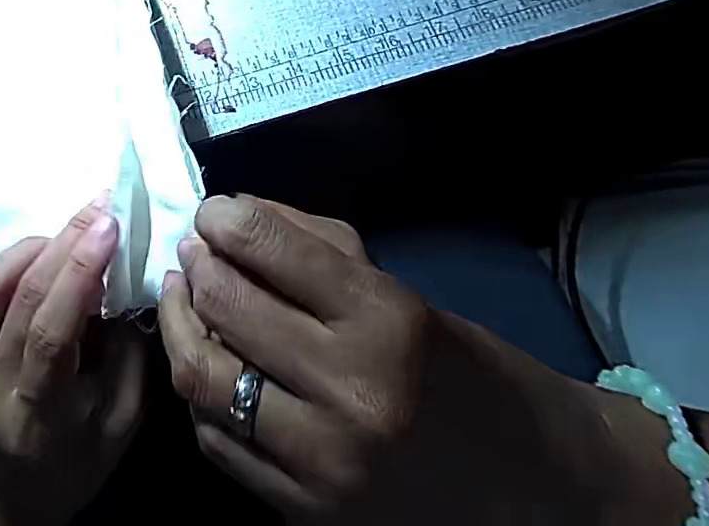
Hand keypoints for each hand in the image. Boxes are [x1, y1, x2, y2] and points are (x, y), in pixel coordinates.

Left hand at [0, 197, 146, 525]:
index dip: (80, 271)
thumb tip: (126, 286)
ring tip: (68, 233)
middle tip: (99, 208)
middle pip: (20, 297)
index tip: (109, 225)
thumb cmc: (70, 467)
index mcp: (39, 412)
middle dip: (65, 242)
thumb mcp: (119, 429)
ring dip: (29, 248)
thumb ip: (129, 359)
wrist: (4, 499)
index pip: (52, 331)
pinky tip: (28, 255)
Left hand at [158, 195, 690, 525]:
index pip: (266, 245)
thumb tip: (224, 214)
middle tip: (195, 249)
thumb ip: (304, 238)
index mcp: (386, 321)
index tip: (212, 213)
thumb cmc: (450, 361)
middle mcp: (354, 395)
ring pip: (201, 375)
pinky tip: (209, 357)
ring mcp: (327, 466)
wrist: (529, 484)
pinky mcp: (306, 515)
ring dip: (179, 321)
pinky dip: (200, 388)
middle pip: (225, 304)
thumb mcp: (391, 282)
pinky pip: (215, 437)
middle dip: (196, 262)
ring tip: (183, 293)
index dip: (222, 216)